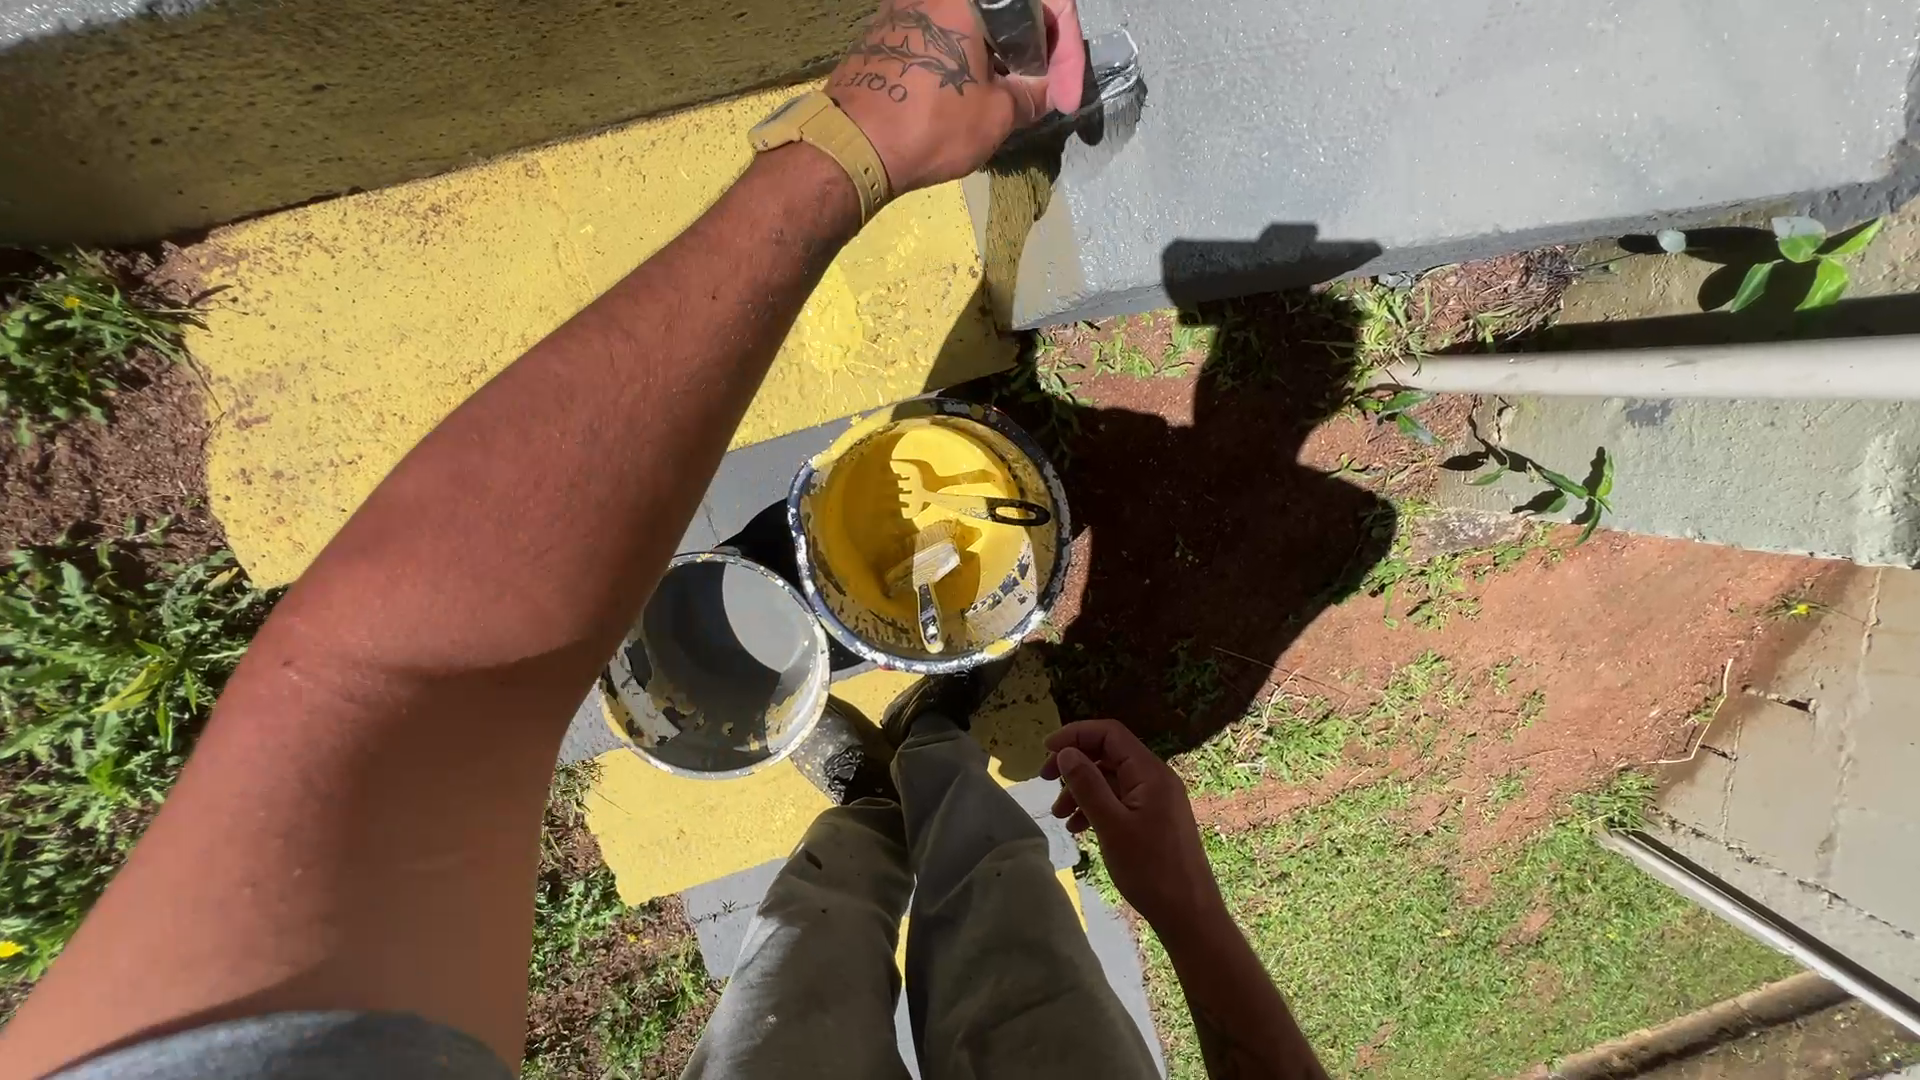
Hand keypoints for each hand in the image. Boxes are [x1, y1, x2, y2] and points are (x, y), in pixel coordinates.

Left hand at [826, 0, 1085, 193]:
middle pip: (1010, 4)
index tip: (1067, 98)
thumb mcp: (995, 117)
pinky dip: (969, 54)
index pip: (1049, 1)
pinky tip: (973, 91)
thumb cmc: (931, 124)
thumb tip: (1043, 92)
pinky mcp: (891, 23)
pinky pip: (946, 28)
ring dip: (1001, 51)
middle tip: (1042, 89)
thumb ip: (1029, 96)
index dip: (1068, 52)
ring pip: (976, 17)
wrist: (852, 143)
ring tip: (1009, 97)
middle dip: (1035, 47)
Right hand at [1043, 719, 1223, 929]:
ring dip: (1082, 789)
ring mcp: (1157, 799)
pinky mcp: (1155, 818)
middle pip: (1108, 754)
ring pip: (1111, 779)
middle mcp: (1156, 778)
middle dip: (1074, 764)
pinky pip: (1120, 800)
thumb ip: (1087, 784)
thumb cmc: (1150, 870)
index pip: (1109, 734)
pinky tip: (1078, 828)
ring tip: (1059, 815)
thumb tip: (1066, 752)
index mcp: (1149, 772)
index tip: (1046, 750)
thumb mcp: (1111, 825)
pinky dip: (1096, 807)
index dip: (1076, 735)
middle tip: (1044, 780)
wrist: (1190, 916)